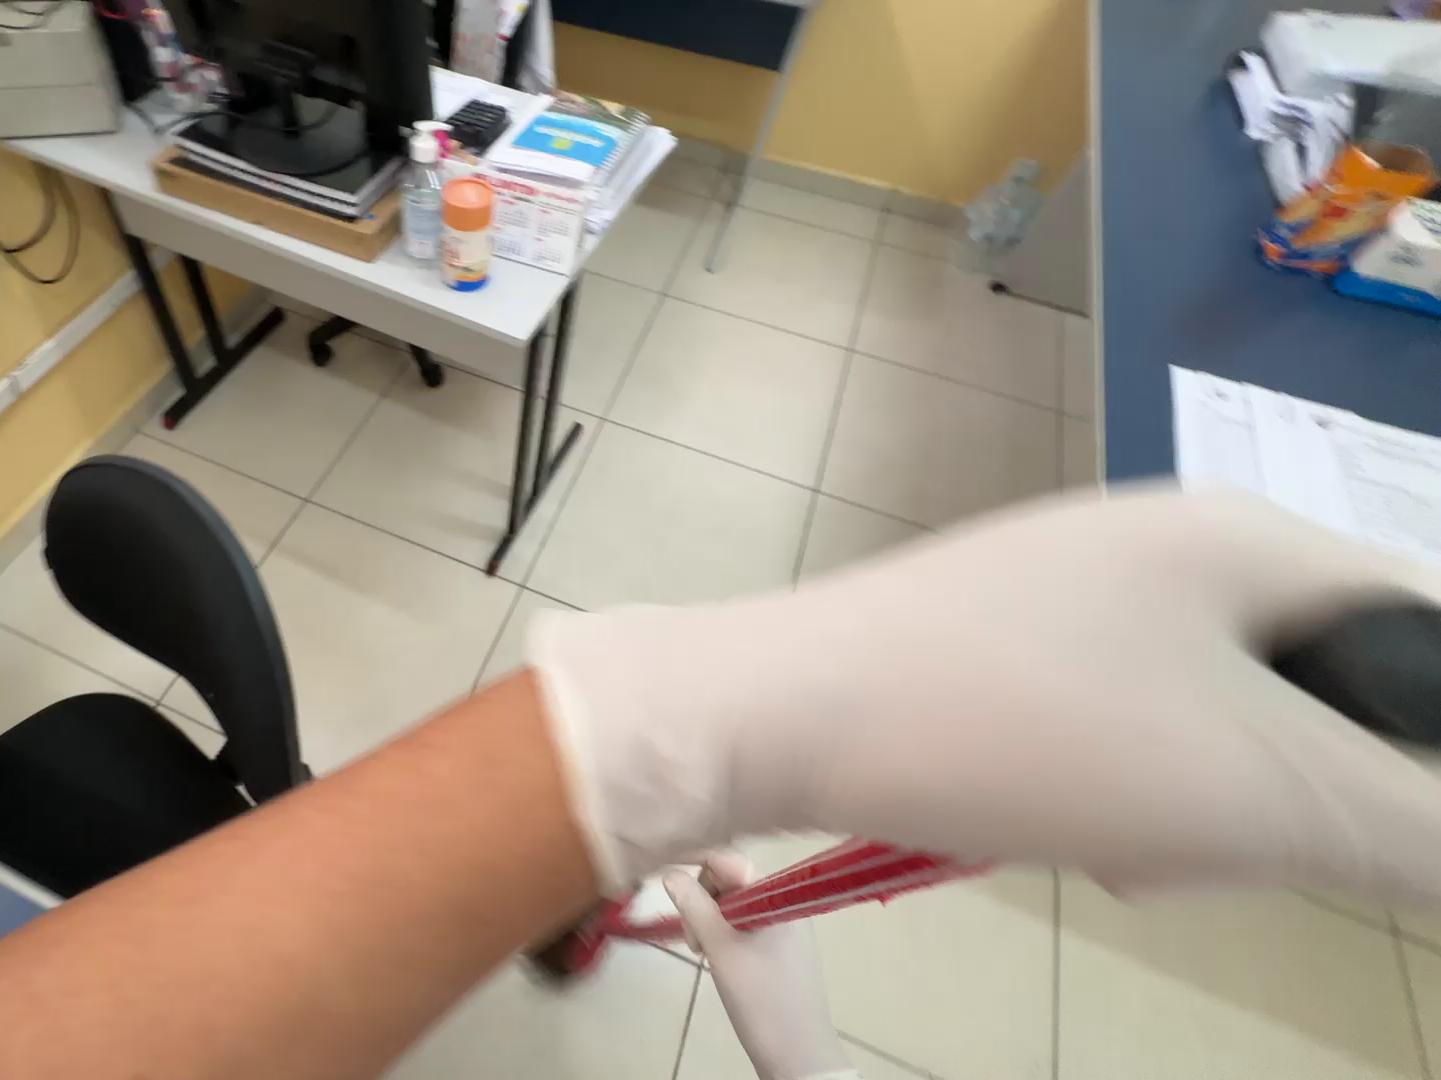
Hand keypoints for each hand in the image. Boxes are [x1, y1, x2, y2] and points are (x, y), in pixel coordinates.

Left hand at [530, 486, 1440, 898]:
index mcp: (1229, 537)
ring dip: (1175, 805)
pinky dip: (1090, 785)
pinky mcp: (974, 640)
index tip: (1362, 832)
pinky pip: (1090, 720)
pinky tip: (1036, 818)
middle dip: (1279, 793)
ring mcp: (1042, 589)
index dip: (1422, 750)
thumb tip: (1433, 823)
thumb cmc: (1007, 728)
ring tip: (1100, 843)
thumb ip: (1423, 818)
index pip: (1421, 632)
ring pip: (1188, 718)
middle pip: (1300, 685)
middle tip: (1187, 848)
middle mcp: (1137, 545)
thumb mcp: (1259, 790)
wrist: (773, 709)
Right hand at [665, 854, 860, 1079]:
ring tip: (702, 951)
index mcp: (778, 897)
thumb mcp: (721, 950)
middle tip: (693, 937)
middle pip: (729, 880)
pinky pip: (740, 923)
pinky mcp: (776, 949)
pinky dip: (721, 933)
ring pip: (731, 903)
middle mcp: (782, 905)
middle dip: (702, 899)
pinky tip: (714, 956)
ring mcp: (781, 928)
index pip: (730, 861)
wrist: (800, 1062)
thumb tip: (670, 873)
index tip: (669, 880)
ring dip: (708, 919)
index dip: (697, 864)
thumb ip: (694, 907)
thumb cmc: (762, 1000)